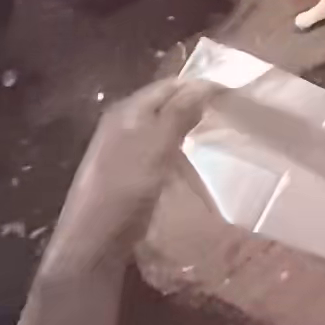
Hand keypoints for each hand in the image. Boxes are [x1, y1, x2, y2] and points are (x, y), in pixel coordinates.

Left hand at [41, 78, 222, 279]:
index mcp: (127, 110)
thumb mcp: (156, 146)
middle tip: (228, 110)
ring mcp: (123, 146)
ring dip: (187, 123)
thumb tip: (205, 84)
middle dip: (194, 102)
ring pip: (162, 124)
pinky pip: (158, 145)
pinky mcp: (128, 169)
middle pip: (164, 102)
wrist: (94, 239)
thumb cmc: (125, 187)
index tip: (230, 93)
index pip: (168, 85)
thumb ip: (178, 114)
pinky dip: (178, 144)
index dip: (198, 86)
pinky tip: (192, 154)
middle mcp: (123, 122)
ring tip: (216, 129)